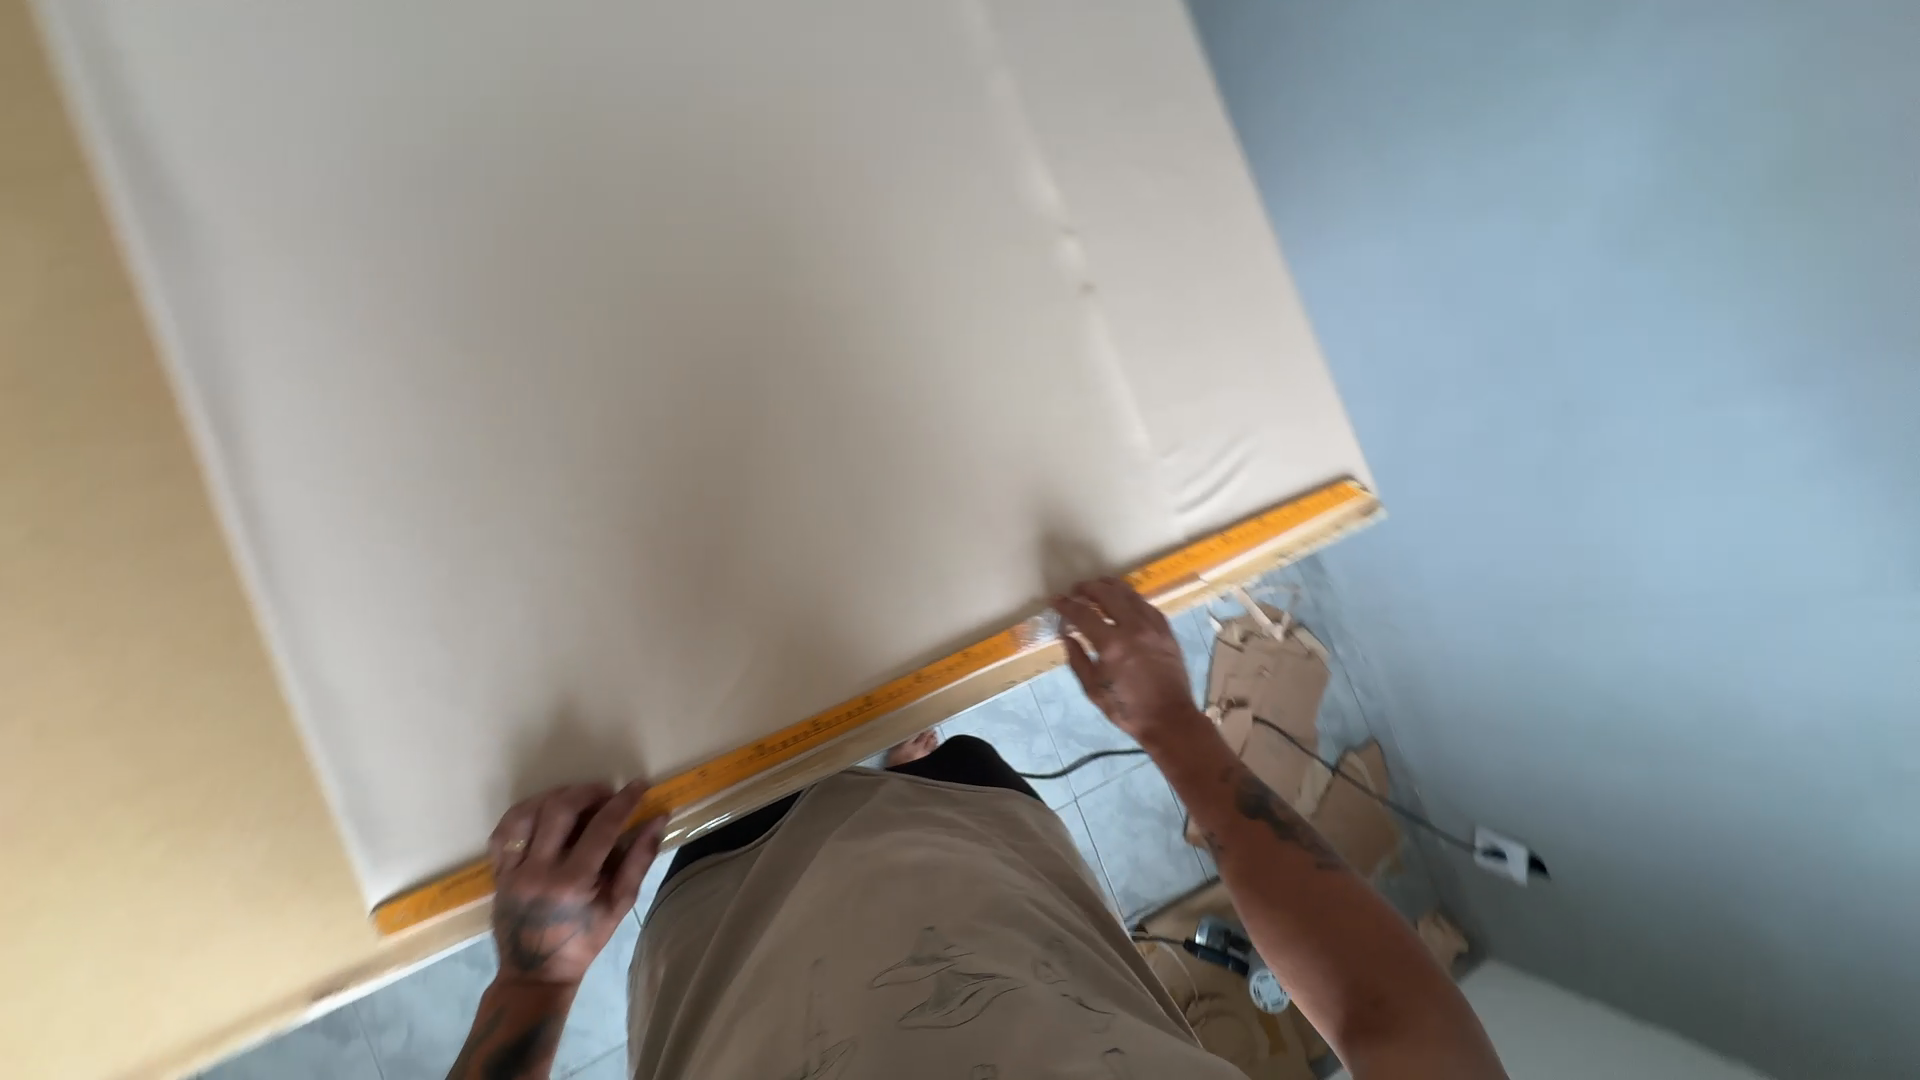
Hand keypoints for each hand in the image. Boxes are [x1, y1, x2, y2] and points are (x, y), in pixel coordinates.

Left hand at [485, 781, 664, 985]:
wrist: (535, 975)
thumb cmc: (584, 940)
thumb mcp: (621, 903)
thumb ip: (640, 858)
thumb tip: (658, 818)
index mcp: (572, 883)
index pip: (602, 827)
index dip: (624, 801)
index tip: (639, 786)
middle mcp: (537, 872)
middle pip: (559, 809)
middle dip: (588, 792)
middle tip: (607, 794)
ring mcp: (512, 872)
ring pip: (526, 814)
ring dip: (555, 797)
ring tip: (576, 799)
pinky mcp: (497, 874)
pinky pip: (503, 832)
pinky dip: (524, 814)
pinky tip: (544, 812)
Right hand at [1053, 577, 1208, 745]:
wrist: (1170, 719)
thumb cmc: (1127, 708)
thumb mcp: (1093, 688)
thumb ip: (1077, 659)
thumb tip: (1066, 635)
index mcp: (1112, 645)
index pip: (1083, 614)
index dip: (1066, 605)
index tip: (1056, 600)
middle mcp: (1133, 628)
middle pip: (1107, 594)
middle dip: (1088, 588)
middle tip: (1076, 590)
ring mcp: (1153, 627)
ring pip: (1130, 594)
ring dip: (1111, 586)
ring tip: (1098, 586)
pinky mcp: (1166, 631)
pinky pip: (1146, 605)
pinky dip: (1131, 598)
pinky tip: (1125, 600)